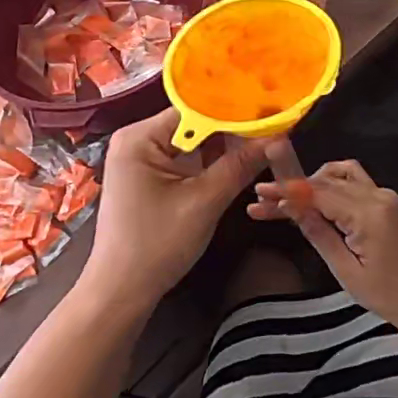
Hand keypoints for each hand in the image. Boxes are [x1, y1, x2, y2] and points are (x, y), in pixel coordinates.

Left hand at [78, 109, 264, 316]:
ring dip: (223, 143)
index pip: (194, 110)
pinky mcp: (147, 175)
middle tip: (274, 121)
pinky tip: (239, 157)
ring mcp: (140, 157)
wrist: (121, 290)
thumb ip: (239, 166)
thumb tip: (276, 137)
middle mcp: (135, 139)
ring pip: (191, 140)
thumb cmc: (156, 246)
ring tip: (265, 135)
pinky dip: (209, 159)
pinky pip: (184, 157)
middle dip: (231, 126)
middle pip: (192, 122)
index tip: (270, 106)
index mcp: (138, 137)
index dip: (233, 108)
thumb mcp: (204, 203)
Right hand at [248, 159, 397, 338]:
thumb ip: (318, 234)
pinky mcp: (386, 202)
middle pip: (325, 182)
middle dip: (292, 189)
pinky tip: (315, 196)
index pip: (318, 193)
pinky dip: (332, 183)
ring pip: (340, 174)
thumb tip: (290, 207)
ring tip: (288, 199)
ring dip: (312, 182)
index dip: (286, 191)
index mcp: (368, 214)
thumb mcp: (346, 271)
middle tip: (263, 201)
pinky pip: (354, 181)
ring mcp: (385, 196)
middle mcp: (378, 196)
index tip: (259, 193)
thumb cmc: (389, 296)